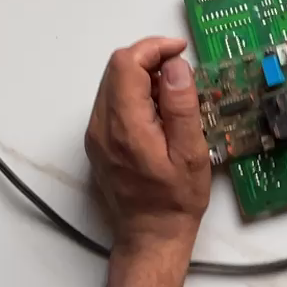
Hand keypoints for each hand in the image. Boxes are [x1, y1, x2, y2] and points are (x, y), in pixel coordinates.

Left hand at [85, 37, 211, 261]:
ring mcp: (96, 135)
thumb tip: (176, 67)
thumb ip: (181, 106)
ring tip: (174, 92)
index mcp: (125, 126)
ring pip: (112, 83)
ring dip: (143, 75)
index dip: (154, 48)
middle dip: (149, 59)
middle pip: (116, 68)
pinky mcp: (98, 142)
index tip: (181, 52)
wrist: (151, 237)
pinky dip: (135, 93)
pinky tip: (159, 110)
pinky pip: (112, 102)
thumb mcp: (191, 153)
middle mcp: (101, 126)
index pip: (126, 64)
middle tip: (182, 72)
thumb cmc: (176, 200)